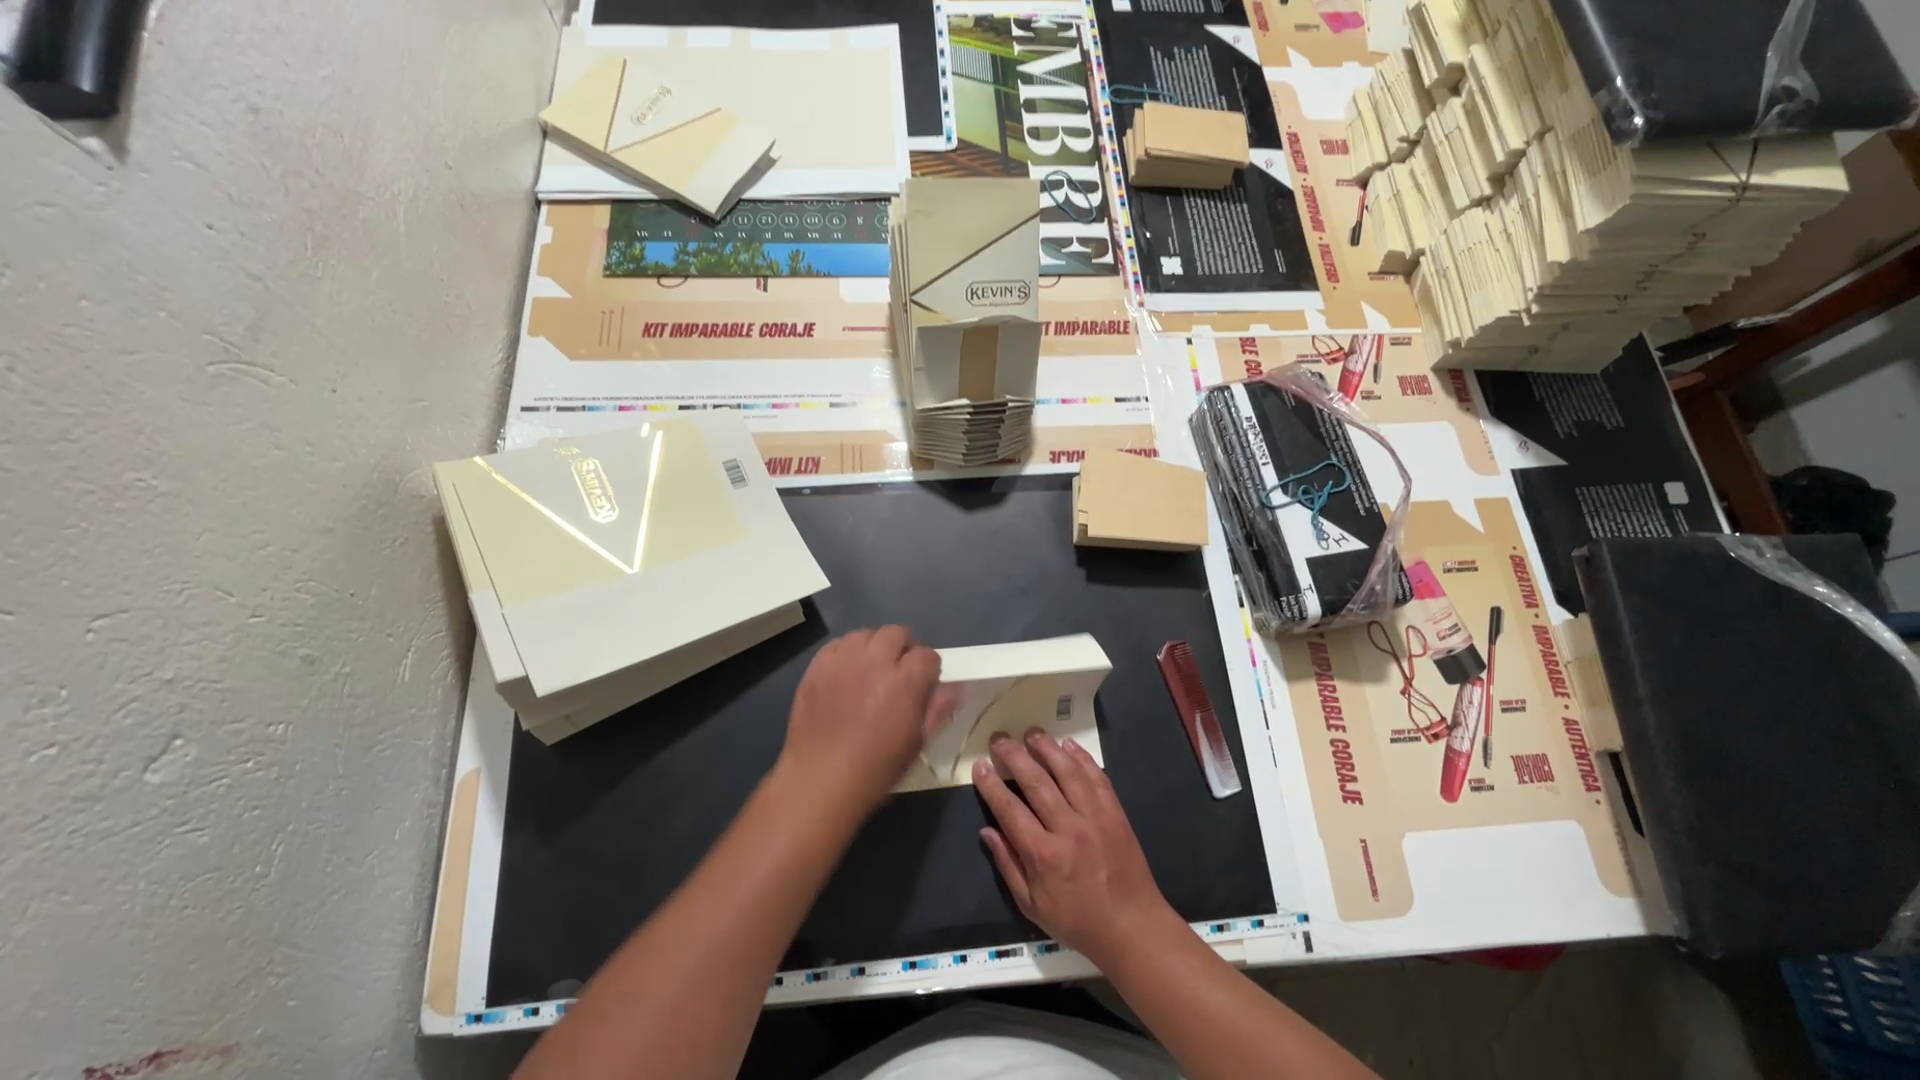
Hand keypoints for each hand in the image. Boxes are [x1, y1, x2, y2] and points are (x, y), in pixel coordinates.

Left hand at [779, 627, 953, 814]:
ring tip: (871, 670)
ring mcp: (842, 661)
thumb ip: (937, 709)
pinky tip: (845, 673)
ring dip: (874, 647)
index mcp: (904, 681)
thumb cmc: (876, 768)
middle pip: (896, 633)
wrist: (820, 779)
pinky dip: (846, 652)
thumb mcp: (917, 743)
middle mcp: (874, 662)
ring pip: (865, 633)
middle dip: (904, 648)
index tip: (924, 684)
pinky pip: (837, 644)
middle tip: (899, 672)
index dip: (929, 668)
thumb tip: (954, 688)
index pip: (927, 654)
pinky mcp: (816, 667)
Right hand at [972, 729, 1179, 964]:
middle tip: (1000, 738)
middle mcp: (1068, 829)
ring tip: (1032, 733)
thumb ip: (1008, 865)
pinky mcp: (1115, 814)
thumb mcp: (1032, 905)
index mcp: (1042, 854)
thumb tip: (987, 831)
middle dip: (1015, 756)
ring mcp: (1095, 818)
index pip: (1010, 809)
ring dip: (1048, 749)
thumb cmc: (1077, 921)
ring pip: (1067, 772)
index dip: (992, 785)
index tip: (980, 766)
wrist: (1132, 926)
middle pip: (1036, 782)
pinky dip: (1082, 759)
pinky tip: (1068, 746)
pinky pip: (1097, 778)